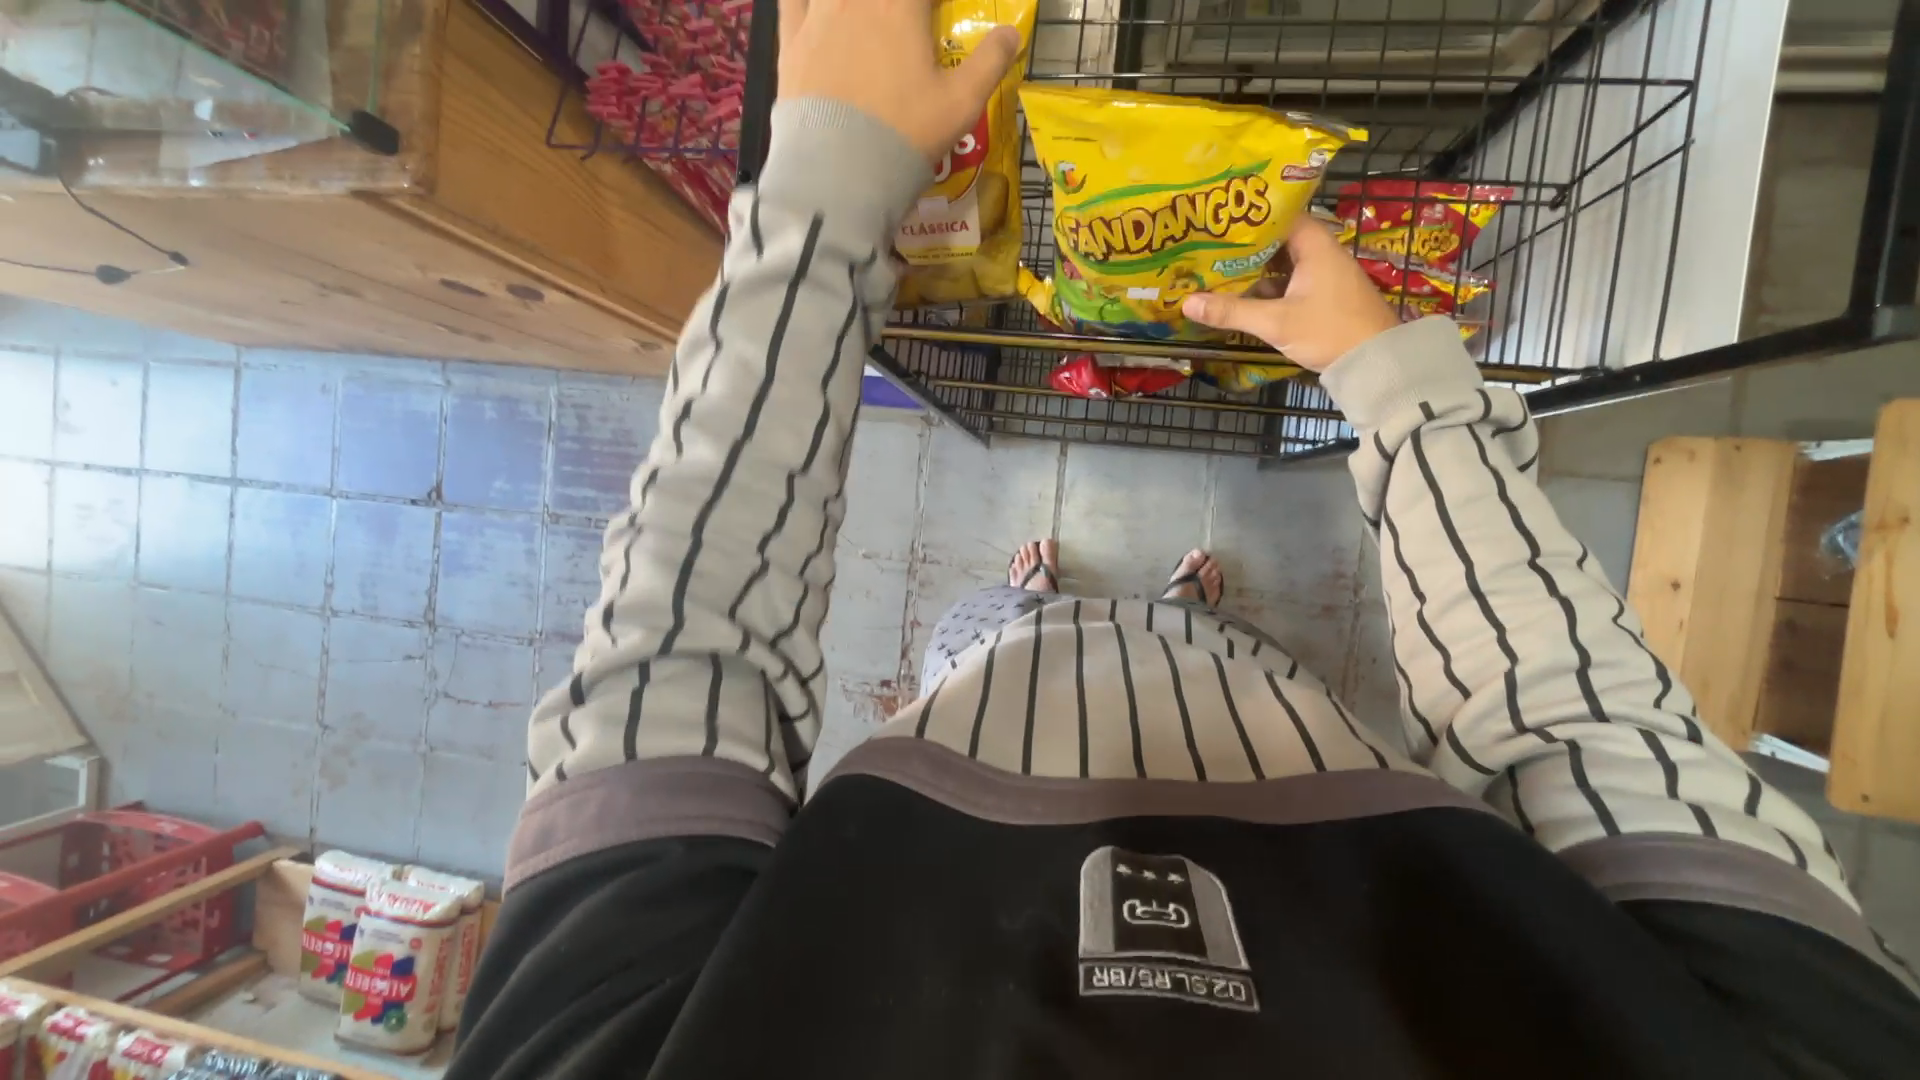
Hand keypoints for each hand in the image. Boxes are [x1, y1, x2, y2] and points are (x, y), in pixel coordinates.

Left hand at [777, 0, 1021, 165]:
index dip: (935, 5)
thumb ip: (990, 63)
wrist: (839, 173)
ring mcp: (818, 16)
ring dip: (855, 5)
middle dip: (902, 9)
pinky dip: (804, 0)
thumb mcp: (960, 105)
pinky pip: (791, 0)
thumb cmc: (906, 135)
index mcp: (901, 4)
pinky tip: (815, 8)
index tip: (939, 16)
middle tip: (906, 24)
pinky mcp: (789, 42)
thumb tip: (1013, 33)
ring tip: (868, 19)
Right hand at [1180, 219, 1399, 371]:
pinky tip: (1238, 296)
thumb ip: (1231, 312)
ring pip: (1280, 264)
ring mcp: (1322, 276)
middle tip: (1206, 246)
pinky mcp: (1321, 297)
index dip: (1248, 216)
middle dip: (1242, 246)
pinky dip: (1264, 288)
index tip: (1217, 218)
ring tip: (1213, 269)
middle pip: (1275, 240)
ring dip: (1251, 269)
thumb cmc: (1329, 331)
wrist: (1375, 361)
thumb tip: (1186, 302)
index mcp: (1314, 245)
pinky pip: (1286, 283)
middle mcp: (1320, 253)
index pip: (1278, 215)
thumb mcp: (1276, 321)